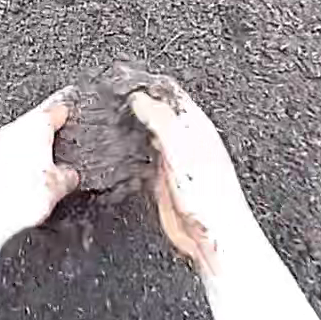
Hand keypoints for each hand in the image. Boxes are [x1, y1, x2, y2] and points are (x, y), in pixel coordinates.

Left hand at [0, 87, 80, 243]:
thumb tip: (70, 175)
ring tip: (41, 159)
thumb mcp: (58, 188)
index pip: (56, 109)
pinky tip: (19, 175)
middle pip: (35, 120)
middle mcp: (14, 129)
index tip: (69, 109)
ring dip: (30, 144)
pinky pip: (6, 152)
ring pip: (19, 136)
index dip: (66, 110)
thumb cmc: (18, 197)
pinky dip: (16, 158)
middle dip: (46, 127)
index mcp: (36, 126)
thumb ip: (68, 176)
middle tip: (58, 134)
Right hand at [127, 81, 258, 274]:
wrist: (213, 238)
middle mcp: (185, 138)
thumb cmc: (210, 197)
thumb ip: (161, 120)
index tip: (121, 80)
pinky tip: (115, 152)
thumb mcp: (183, 150)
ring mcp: (173, 158)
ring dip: (129, 126)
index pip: (168, 92)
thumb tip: (140, 98)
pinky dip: (128, 152)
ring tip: (107, 119)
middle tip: (109, 98)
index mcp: (196, 125)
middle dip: (133, 103)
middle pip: (156, 110)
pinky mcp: (162, 179)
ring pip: (147, 132)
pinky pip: (141, 158)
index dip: (146, 83)